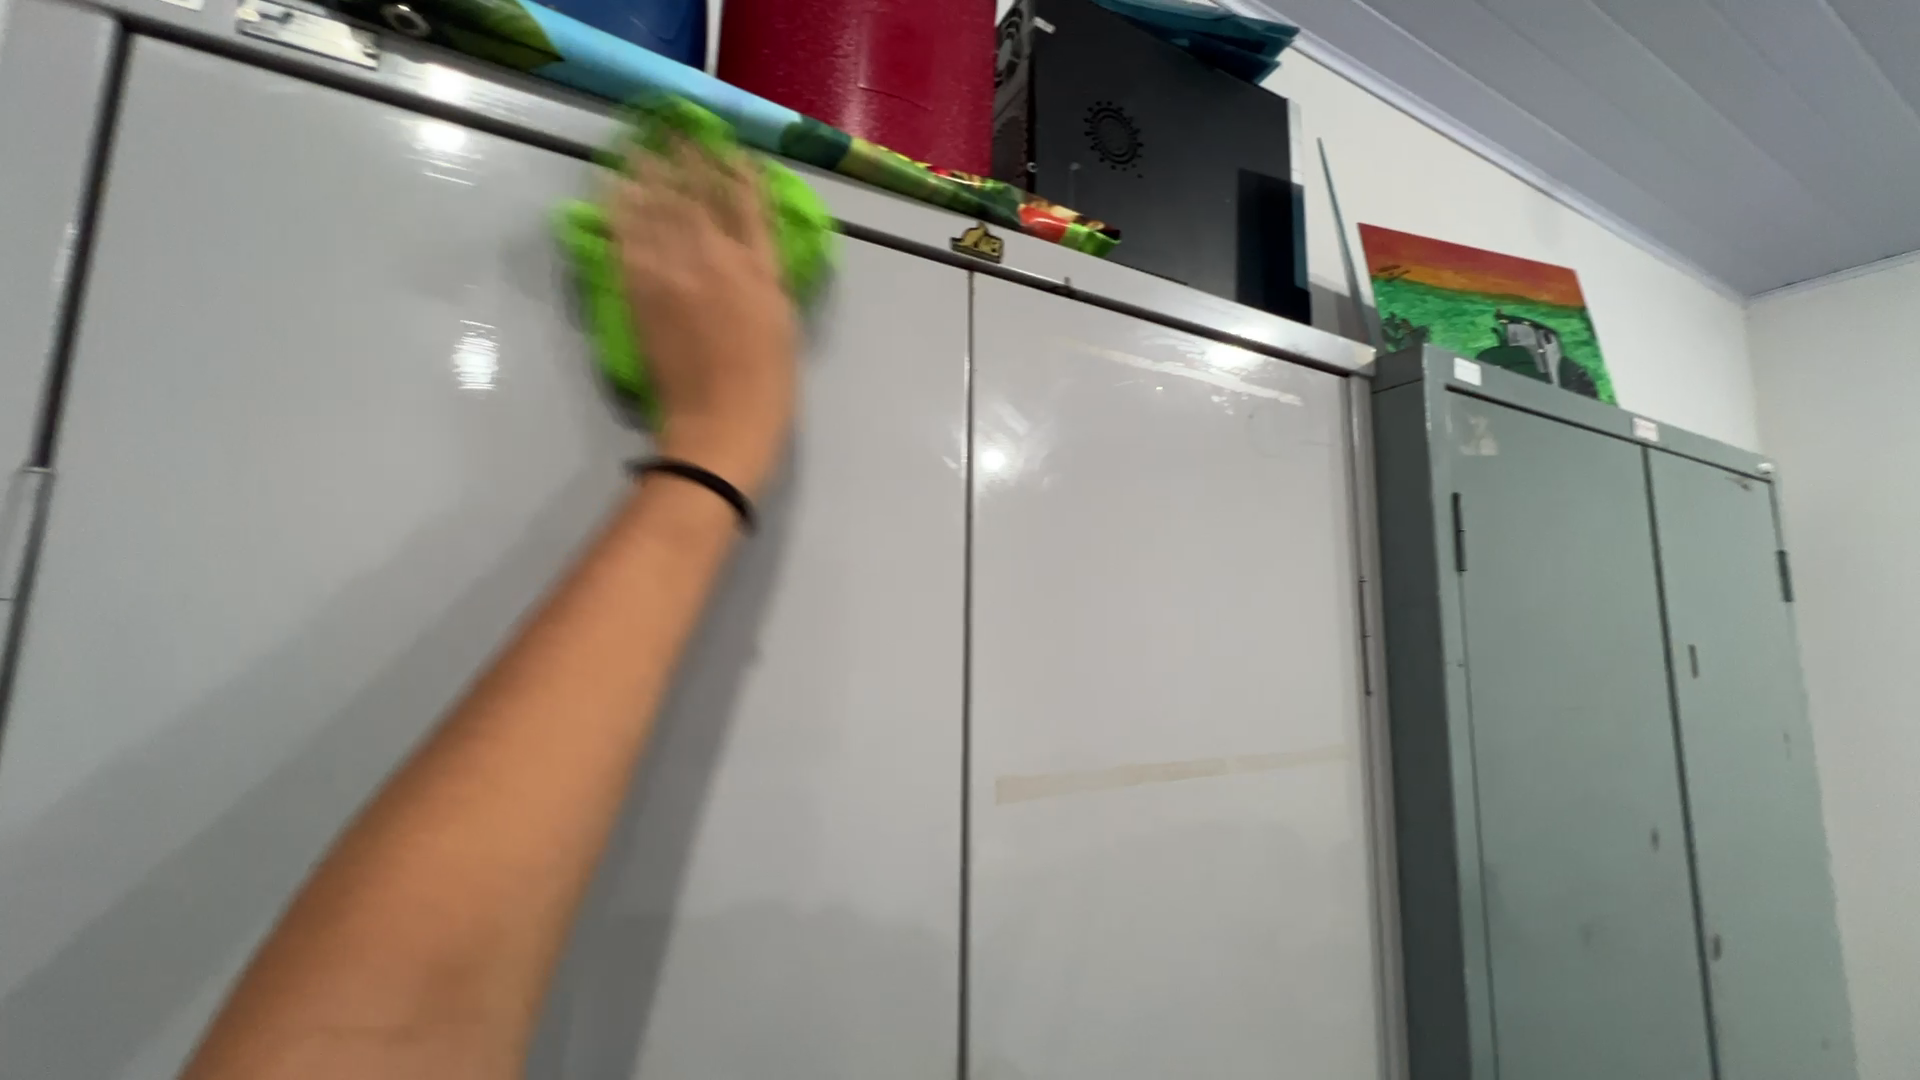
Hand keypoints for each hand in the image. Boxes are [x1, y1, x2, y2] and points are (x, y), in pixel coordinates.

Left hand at [611, 136, 799, 497]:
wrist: (718, 426)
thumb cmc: (767, 388)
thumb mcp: (784, 327)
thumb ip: (767, 280)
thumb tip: (752, 250)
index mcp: (759, 272)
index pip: (746, 204)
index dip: (735, 171)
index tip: (728, 149)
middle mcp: (714, 260)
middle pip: (696, 194)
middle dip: (686, 159)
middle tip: (675, 133)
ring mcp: (671, 274)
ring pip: (655, 208)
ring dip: (649, 174)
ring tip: (642, 151)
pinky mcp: (638, 293)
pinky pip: (625, 238)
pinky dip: (620, 210)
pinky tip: (616, 193)